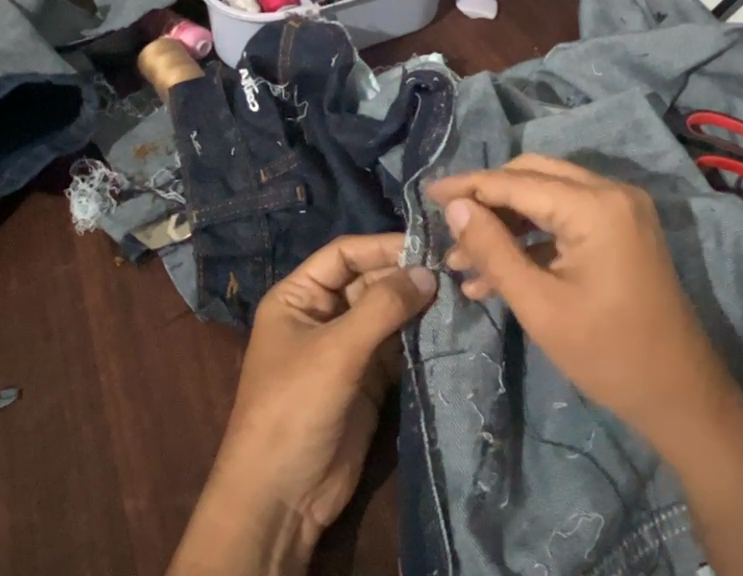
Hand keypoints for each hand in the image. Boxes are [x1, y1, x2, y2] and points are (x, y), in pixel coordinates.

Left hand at [170, 234, 435, 574]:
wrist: (281, 496)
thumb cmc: (294, 409)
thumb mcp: (336, 351)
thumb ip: (382, 307)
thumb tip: (428, 272)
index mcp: (298, 297)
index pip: (344, 254)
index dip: (384, 246)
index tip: (430, 245)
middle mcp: (322, 315)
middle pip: (370, 281)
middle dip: (407, 277)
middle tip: (455, 271)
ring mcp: (346, 349)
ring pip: (388, 314)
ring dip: (419, 307)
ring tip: (461, 295)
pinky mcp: (368, 380)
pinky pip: (398, 347)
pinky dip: (420, 338)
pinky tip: (450, 329)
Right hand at [426, 154, 737, 444]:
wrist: (678, 393)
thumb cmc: (606, 352)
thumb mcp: (538, 303)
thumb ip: (493, 249)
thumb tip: (456, 207)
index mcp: (594, 206)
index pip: (516, 182)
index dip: (468, 186)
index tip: (426, 194)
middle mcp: (610, 193)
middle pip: (532, 176)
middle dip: (487, 201)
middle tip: (446, 226)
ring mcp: (620, 210)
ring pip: (547, 196)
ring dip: (506, 223)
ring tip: (461, 262)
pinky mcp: (621, 231)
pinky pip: (566, 219)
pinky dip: (531, 239)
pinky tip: (494, 274)